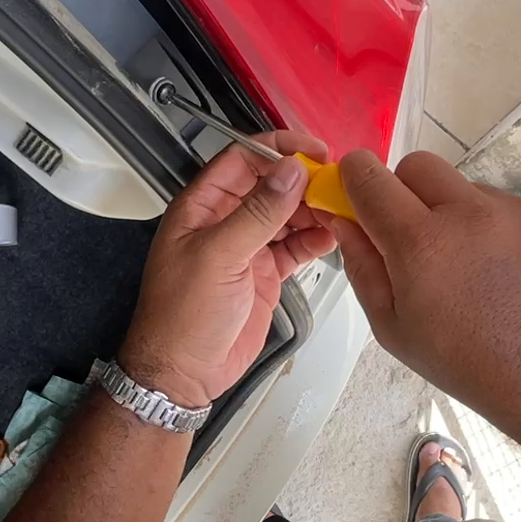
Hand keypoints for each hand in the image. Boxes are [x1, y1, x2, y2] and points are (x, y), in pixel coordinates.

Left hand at [120, 131, 338, 407]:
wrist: (183, 372)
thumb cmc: (182, 316)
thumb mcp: (219, 257)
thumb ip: (257, 213)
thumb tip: (291, 171)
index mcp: (201, 207)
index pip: (241, 158)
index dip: (277, 149)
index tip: (313, 150)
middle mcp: (224, 221)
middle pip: (269, 184)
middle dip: (302, 180)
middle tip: (335, 183)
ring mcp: (245, 247)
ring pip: (285, 215)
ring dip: (312, 211)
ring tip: (338, 212)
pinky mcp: (263, 273)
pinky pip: (293, 247)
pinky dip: (313, 241)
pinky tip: (331, 239)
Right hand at [330, 150, 520, 446]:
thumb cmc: (465, 365)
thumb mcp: (393, 330)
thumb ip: (363, 267)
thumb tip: (345, 221)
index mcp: (420, 243)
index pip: (370, 177)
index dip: (354, 179)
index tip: (356, 194)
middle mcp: (470, 212)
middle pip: (419, 166)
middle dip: (405, 191)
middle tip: (417, 238)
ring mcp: (520, 210)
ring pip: (470, 192)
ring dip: (460, 218)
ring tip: (478, 274)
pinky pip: (514, 211)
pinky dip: (504, 235)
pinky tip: (516, 279)